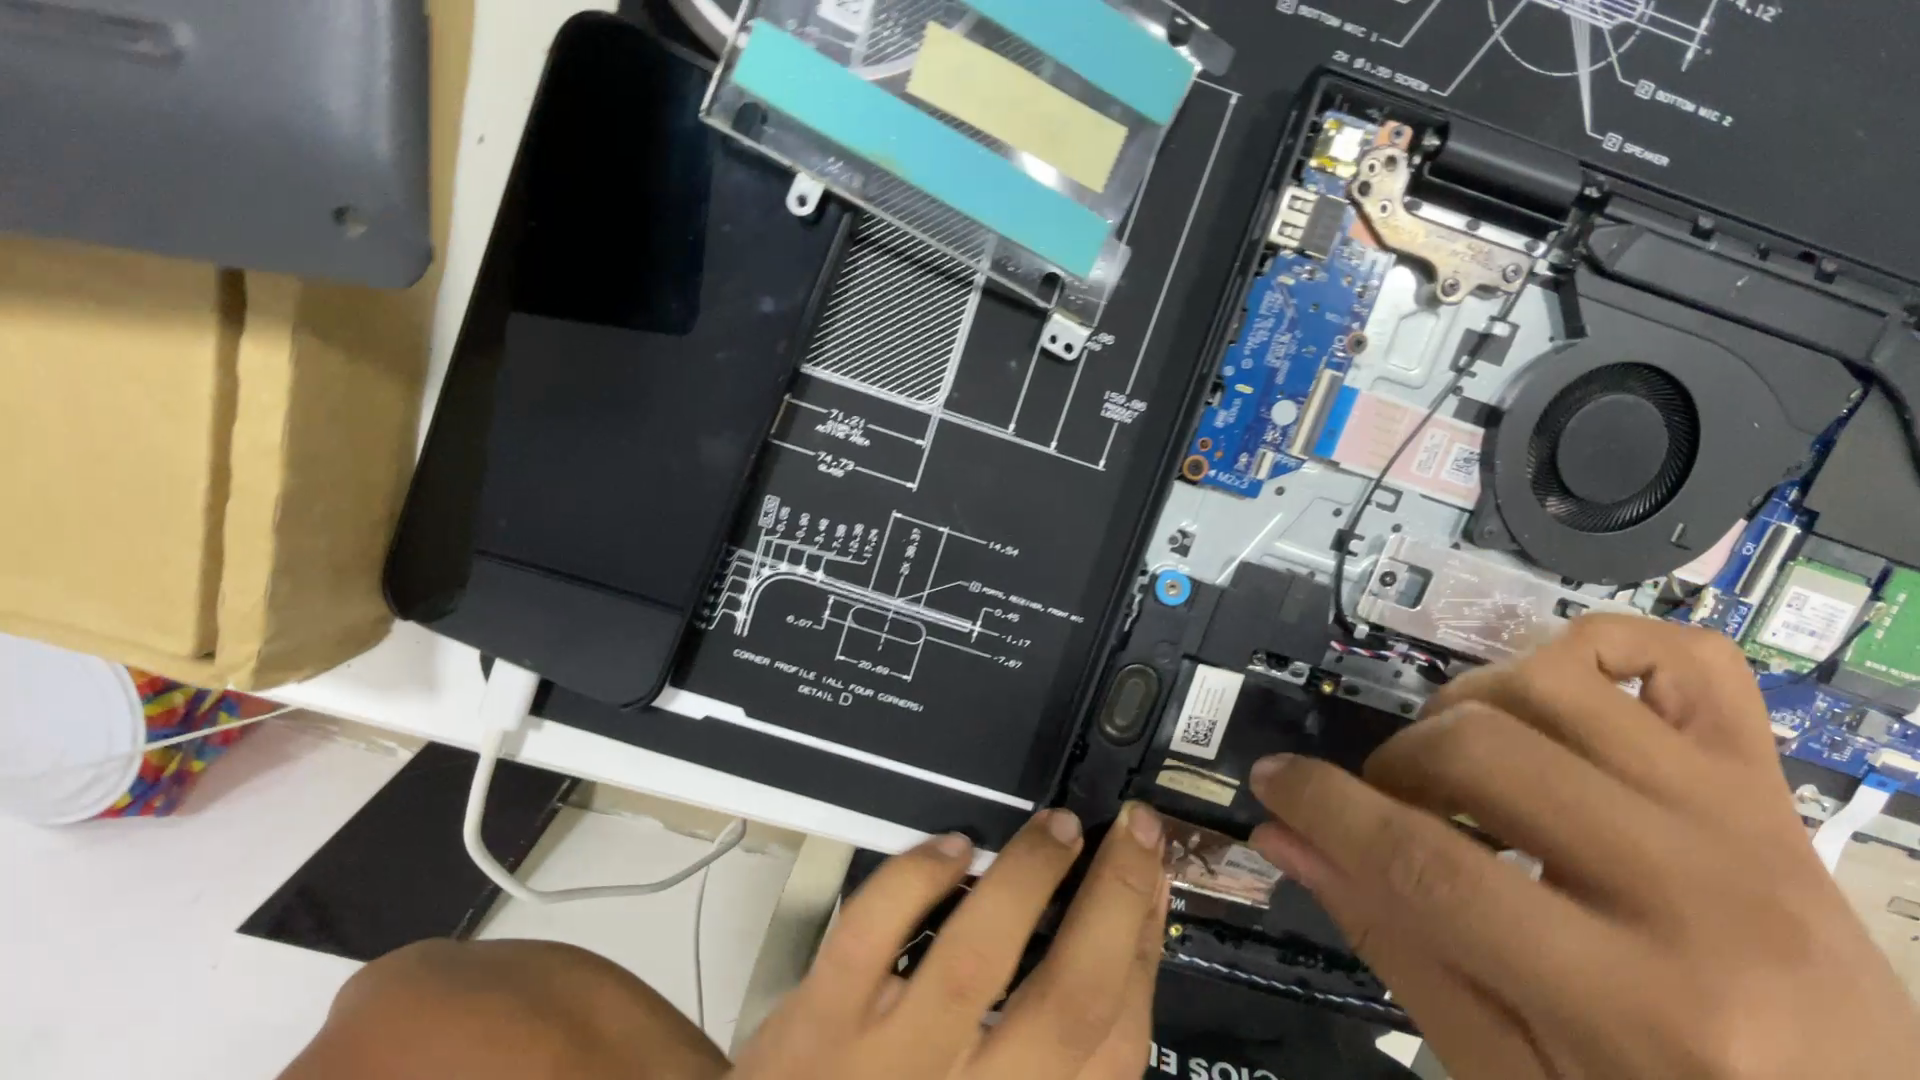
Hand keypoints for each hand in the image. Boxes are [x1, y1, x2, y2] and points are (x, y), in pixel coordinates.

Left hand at [729, 804, 1170, 1079]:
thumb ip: (1048, 1046)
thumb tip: (1113, 937)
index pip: (1115, 1049)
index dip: (1143, 953)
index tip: (1152, 881)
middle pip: (1068, 1003)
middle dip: (1114, 902)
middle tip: (1134, 831)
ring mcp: (889, 1063)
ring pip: (972, 959)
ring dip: (1027, 876)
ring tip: (1058, 827)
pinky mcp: (818, 1024)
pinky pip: (871, 935)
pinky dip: (916, 879)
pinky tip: (952, 846)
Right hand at [1248, 615, 1919, 1077]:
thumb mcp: (1513, 1076)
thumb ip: (1398, 947)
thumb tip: (1287, 839)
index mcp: (1643, 1008)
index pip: (1431, 866)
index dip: (1325, 809)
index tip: (1271, 780)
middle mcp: (1706, 895)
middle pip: (1485, 753)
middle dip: (1394, 768)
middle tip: (1386, 810)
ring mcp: (1752, 824)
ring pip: (1557, 684)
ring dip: (1468, 708)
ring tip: (1458, 764)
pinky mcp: (1774, 786)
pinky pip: (1686, 658)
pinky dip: (1597, 648)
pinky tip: (1551, 699)